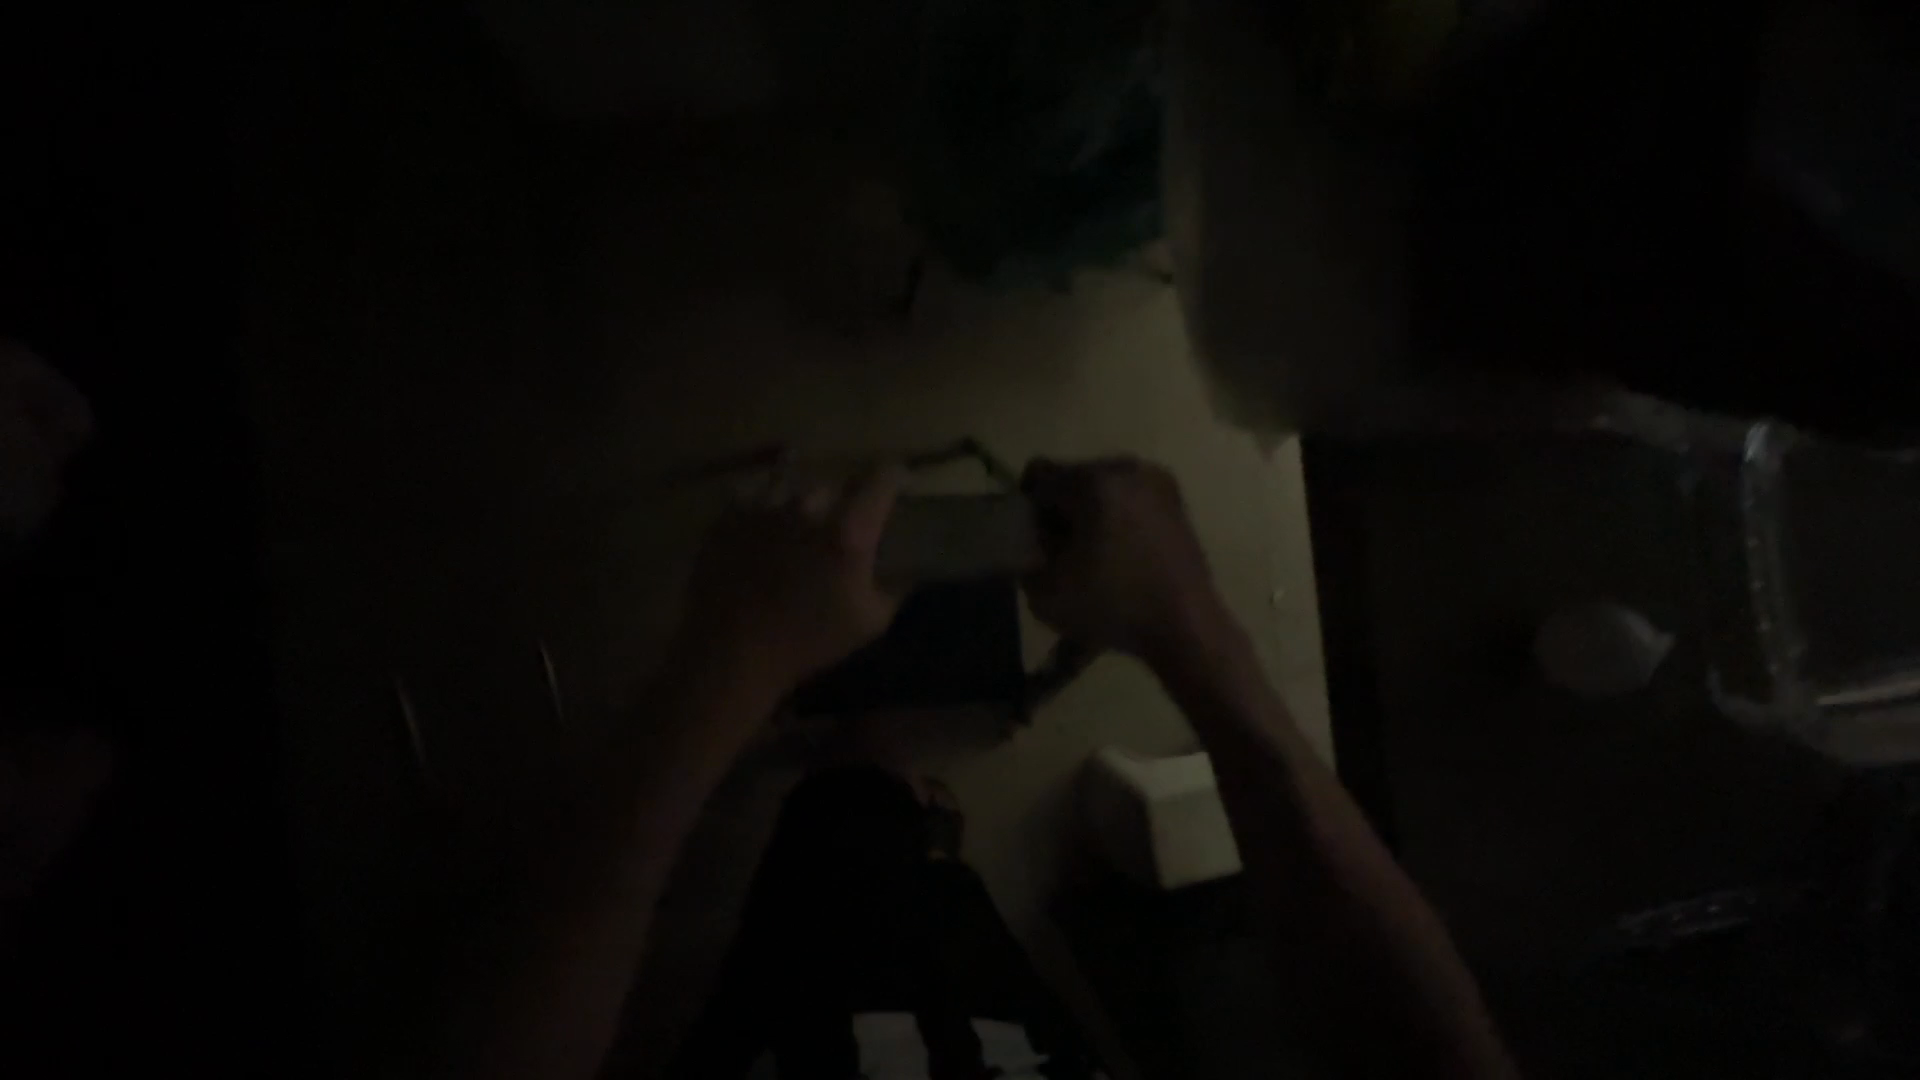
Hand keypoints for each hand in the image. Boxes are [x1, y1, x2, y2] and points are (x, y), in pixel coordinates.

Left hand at [675, 462, 904, 695]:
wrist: (731, 654)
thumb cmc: (807, 642)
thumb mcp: (869, 622)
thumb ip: (894, 587)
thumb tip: (909, 569)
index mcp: (848, 532)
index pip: (881, 479)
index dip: (894, 476)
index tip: (899, 483)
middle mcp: (807, 508)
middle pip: (834, 484)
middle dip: (842, 500)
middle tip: (841, 522)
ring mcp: (764, 509)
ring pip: (792, 486)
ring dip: (800, 502)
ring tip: (797, 521)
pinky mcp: (728, 518)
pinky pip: (752, 497)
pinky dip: (763, 507)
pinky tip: (762, 525)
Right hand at [1022, 457, 1232, 659]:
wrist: (1185, 627)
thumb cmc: (1112, 606)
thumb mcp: (1044, 592)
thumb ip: (1025, 556)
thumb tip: (1036, 542)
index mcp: (1093, 481)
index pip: (1039, 474)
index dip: (1028, 507)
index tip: (1034, 540)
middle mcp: (1127, 469)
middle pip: (1074, 477)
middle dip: (1062, 509)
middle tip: (1061, 550)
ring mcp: (1158, 482)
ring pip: (1104, 487)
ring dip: (1091, 513)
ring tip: (1093, 555)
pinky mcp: (1177, 502)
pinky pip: (1131, 499)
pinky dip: (1118, 518)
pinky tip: (1120, 555)